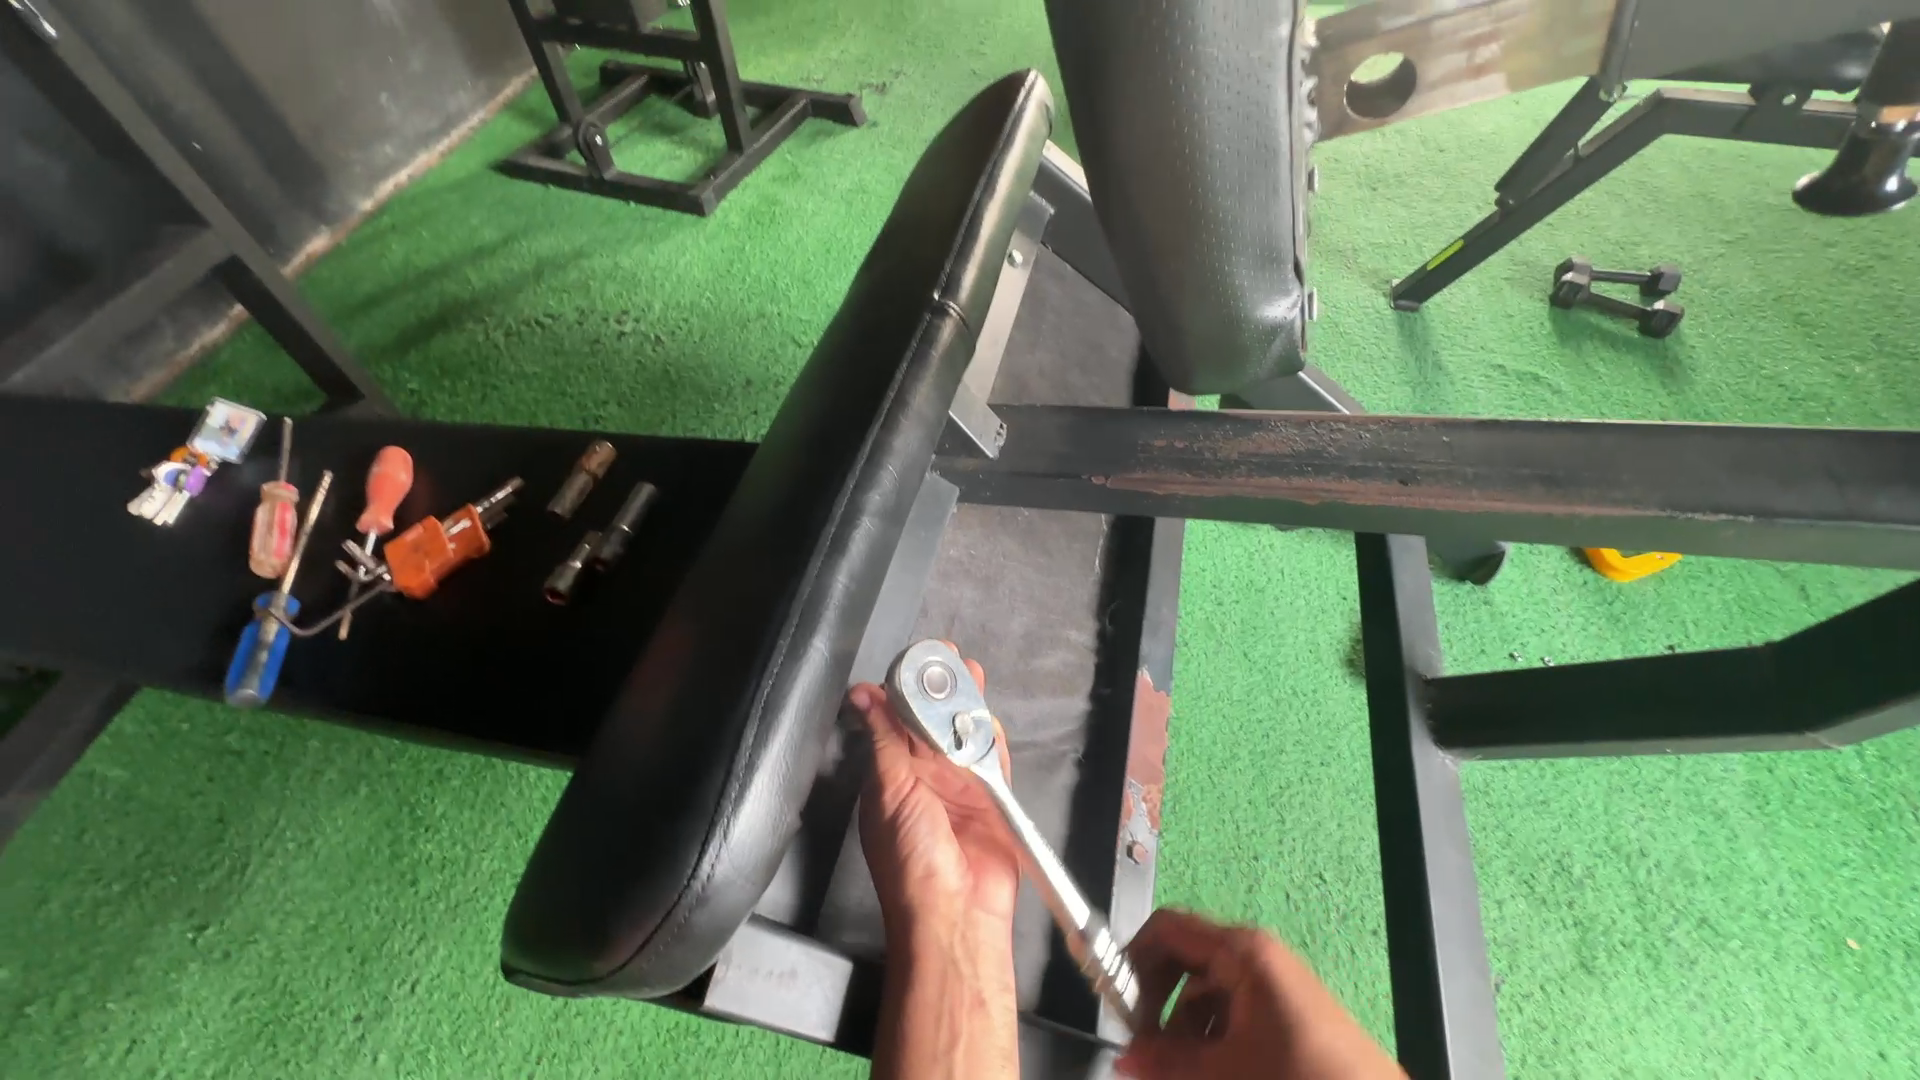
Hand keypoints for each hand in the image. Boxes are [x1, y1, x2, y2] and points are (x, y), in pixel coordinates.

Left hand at [852, 654, 1022, 1079]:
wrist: (956, 913)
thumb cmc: (910, 856)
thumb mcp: (890, 790)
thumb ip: (884, 738)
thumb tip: (862, 693)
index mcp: (891, 777)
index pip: (895, 723)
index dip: (903, 690)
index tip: (913, 660)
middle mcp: (924, 779)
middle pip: (932, 723)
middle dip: (940, 690)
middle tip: (947, 656)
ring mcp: (960, 787)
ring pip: (963, 734)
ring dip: (967, 705)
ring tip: (970, 673)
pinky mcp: (992, 798)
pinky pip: (993, 759)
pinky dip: (992, 736)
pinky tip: (989, 714)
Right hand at [1120, 910, 1404, 1079]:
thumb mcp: (1225, 1073)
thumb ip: (1166, 1062)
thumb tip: (1123, 1060)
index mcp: (1241, 951)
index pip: (1166, 928)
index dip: (1133, 961)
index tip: (1118, 1009)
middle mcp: (1254, 957)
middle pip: (1183, 963)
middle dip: (1157, 1007)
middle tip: (1145, 1053)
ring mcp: (1272, 987)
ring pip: (1205, 998)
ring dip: (1184, 1035)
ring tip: (1182, 1074)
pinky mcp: (1286, 1017)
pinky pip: (1231, 1018)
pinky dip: (1212, 1045)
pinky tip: (1211, 1076)